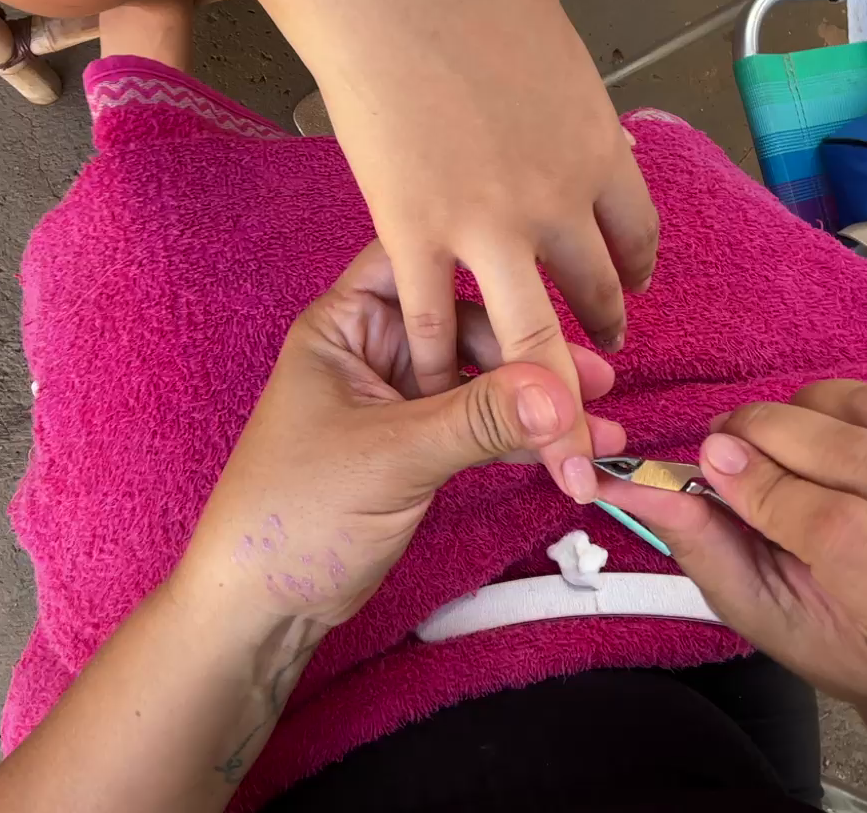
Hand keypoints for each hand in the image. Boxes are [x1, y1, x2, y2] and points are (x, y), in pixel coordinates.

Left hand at [180, 242, 625, 625]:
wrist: (265, 604)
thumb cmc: (299, 511)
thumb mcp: (391, 456)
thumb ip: (477, 420)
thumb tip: (562, 392)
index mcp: (347, 323)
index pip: (417, 264)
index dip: (475, 262)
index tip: (546, 274)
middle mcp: (377, 346)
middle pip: (466, 326)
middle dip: (528, 357)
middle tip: (595, 384)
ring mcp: (402, 395)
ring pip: (481, 380)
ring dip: (537, 403)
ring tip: (602, 427)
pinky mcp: (421, 439)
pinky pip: (481, 425)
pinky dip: (522, 438)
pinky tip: (573, 452)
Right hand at [234, 0, 658, 508]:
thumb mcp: (550, 46)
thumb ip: (566, 110)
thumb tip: (565, 132)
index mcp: (598, 145)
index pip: (637, 234)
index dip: (635, 273)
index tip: (629, 291)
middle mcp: (559, 199)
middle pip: (598, 294)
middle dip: (603, 338)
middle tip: (603, 361)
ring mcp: (489, 224)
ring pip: (533, 334)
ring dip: (541, 377)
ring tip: (538, 401)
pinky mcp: (416, 233)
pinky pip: (438, 325)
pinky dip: (442, 366)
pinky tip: (441, 390)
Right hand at [599, 380, 866, 716]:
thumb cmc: (839, 641)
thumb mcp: (759, 612)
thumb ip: (700, 546)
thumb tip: (637, 483)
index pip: (843, 530)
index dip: (766, 484)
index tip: (708, 458)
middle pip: (864, 461)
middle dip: (772, 431)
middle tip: (726, 436)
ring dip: (808, 406)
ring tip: (779, 435)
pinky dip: (850, 395)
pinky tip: (829, 427)